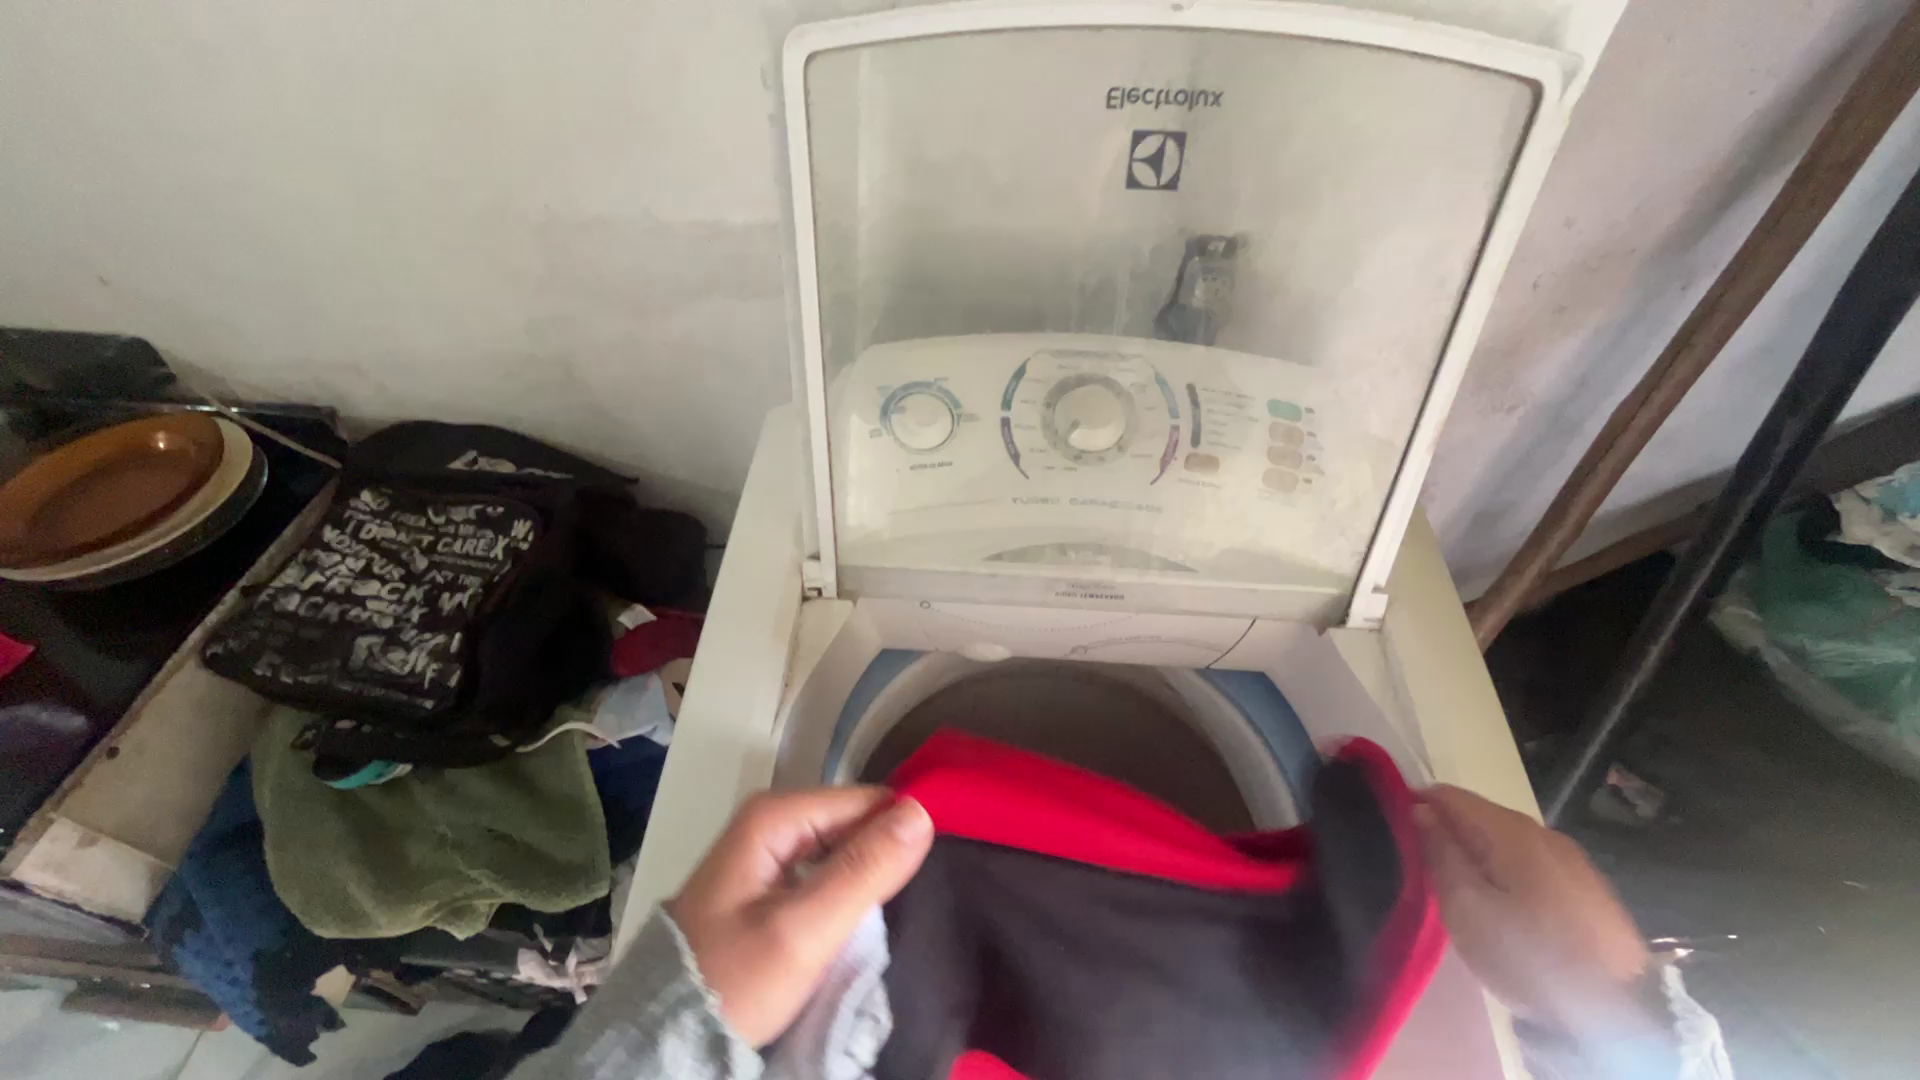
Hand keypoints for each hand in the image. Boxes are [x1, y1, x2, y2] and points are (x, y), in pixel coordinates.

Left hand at [666, 787, 933, 1045]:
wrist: (664, 1038)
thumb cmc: (733, 981)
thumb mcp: (802, 931)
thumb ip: (864, 871)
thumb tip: (922, 813)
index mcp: (775, 815)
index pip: (867, 802)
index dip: (900, 833)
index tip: (929, 873)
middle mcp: (771, 819)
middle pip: (854, 822)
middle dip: (883, 855)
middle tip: (906, 903)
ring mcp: (768, 850)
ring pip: (843, 848)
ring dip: (867, 877)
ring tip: (888, 915)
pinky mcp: (769, 881)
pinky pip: (826, 870)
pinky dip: (846, 891)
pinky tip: (858, 921)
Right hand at [1414, 785, 1651, 1035]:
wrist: (1621, 1016)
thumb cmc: (1529, 956)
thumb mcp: (1467, 908)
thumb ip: (1440, 853)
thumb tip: (1421, 811)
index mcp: (1511, 831)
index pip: (1449, 795)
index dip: (1417, 805)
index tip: (1398, 833)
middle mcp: (1544, 832)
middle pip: (1479, 815)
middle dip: (1449, 832)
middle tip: (1427, 868)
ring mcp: (1572, 859)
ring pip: (1506, 840)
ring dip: (1478, 853)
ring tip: (1463, 889)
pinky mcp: (1589, 887)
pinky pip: (1532, 862)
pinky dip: (1507, 870)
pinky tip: (1505, 904)